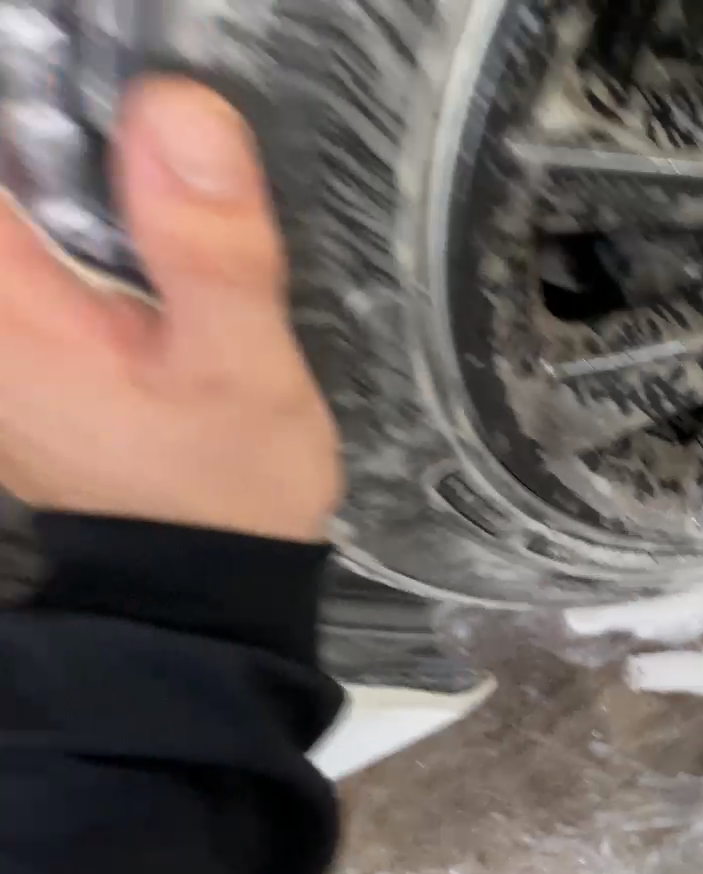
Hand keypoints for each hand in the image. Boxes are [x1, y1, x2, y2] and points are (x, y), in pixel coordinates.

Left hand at [0, 78, 340, 541]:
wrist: (204, 553)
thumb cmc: (226, 473)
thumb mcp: (242, 368)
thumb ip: (211, 250)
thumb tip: (184, 111)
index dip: (32, 73)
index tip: (92, 53)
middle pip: (6, 155)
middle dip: (51, 99)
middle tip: (137, 86)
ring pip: (23, 181)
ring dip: (64, 142)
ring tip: (162, 137)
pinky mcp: (20, 309)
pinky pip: (34, 216)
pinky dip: (73, 178)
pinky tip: (144, 185)